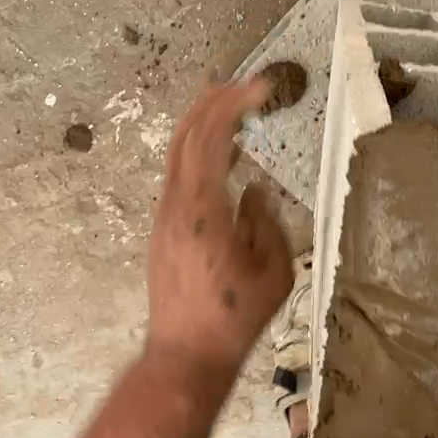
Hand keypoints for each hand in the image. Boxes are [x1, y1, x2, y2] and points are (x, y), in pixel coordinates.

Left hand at [145, 79, 293, 378]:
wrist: (185, 354)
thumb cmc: (234, 317)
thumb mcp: (273, 271)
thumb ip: (266, 222)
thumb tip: (253, 192)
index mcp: (202, 207)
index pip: (212, 137)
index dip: (234, 103)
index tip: (261, 87)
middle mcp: (175, 202)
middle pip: (186, 134)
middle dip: (212, 100)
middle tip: (242, 83)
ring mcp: (165, 215)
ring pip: (178, 152)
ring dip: (203, 123)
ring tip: (231, 106)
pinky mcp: (164, 228)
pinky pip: (179, 174)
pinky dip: (199, 151)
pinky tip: (222, 155)